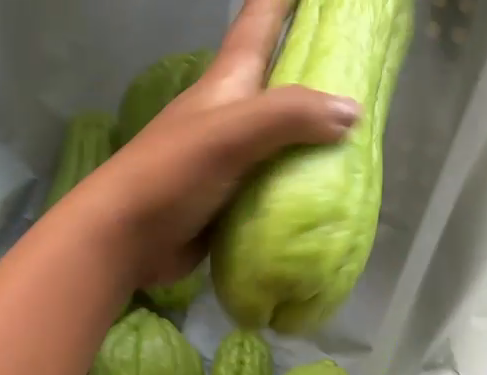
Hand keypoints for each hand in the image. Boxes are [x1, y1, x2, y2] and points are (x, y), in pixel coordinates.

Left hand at [66, 0, 360, 287]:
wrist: (127, 239)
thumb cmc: (171, 174)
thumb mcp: (230, 133)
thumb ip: (289, 116)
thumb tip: (352, 110)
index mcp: (228, 82)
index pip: (261, 20)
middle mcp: (232, 114)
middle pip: (279, 79)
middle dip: (313, 65)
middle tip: (357, 65)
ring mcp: (233, 161)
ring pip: (283, 138)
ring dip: (313, 134)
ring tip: (359, 134)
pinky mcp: (233, 202)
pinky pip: (277, 187)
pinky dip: (301, 186)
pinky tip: (330, 195)